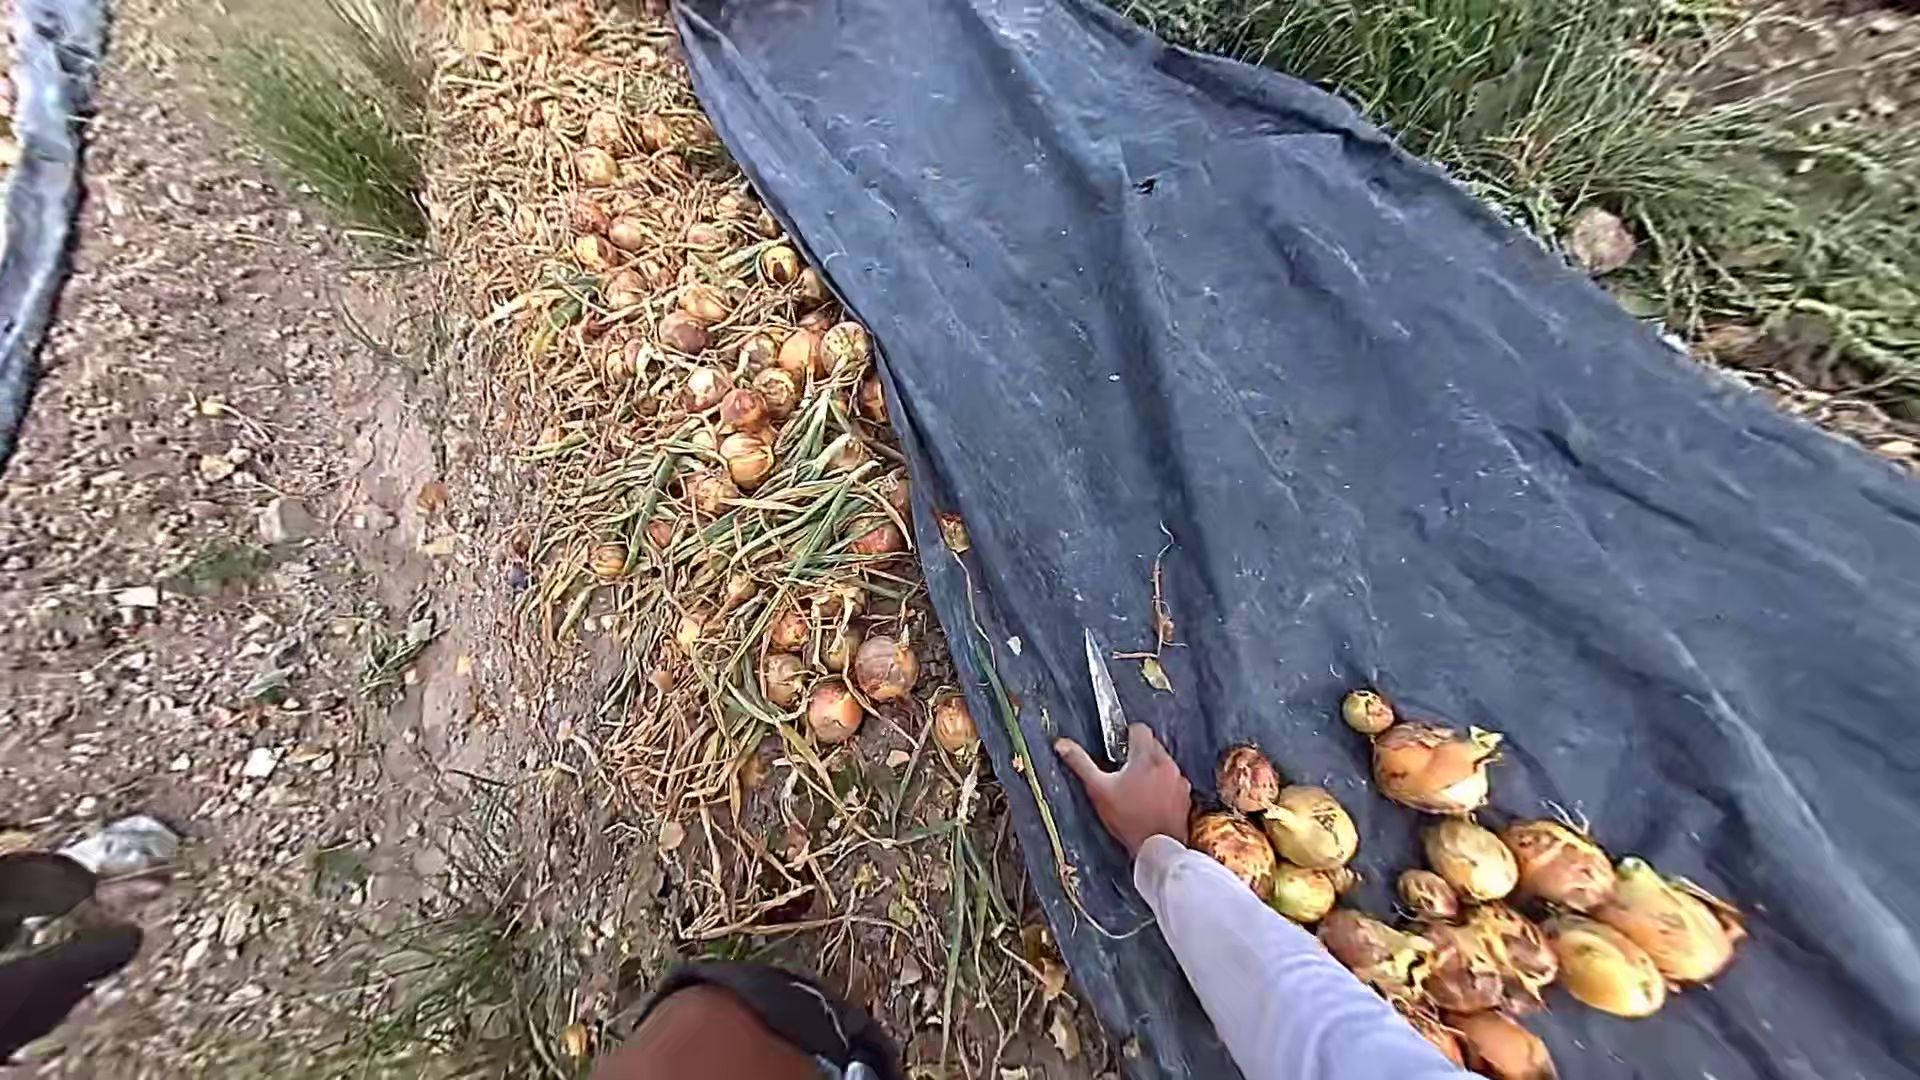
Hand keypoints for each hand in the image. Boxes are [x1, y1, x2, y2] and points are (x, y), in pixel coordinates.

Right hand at [1053, 723, 1191, 857]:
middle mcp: (1166, 764)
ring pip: (1163, 762)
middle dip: (1138, 753)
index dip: (1126, 735)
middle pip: (1152, 745)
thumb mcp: (1098, 789)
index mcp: (1146, 757)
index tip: (1118, 749)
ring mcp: (1179, 781)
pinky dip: (1163, 785)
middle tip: (1123, 771)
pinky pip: (1173, 781)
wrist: (1157, 851)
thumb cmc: (1127, 819)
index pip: (1140, 728)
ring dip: (1152, 769)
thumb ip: (1080, 763)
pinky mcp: (1186, 797)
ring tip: (1136, 787)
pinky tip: (1150, 800)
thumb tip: (1061, 744)